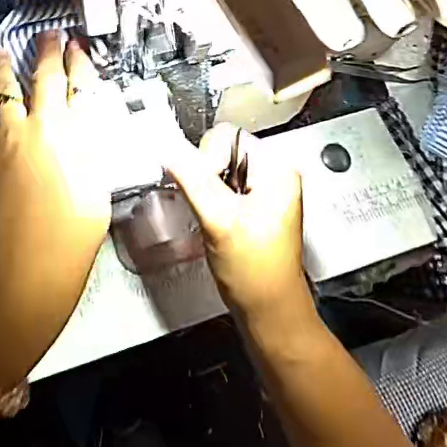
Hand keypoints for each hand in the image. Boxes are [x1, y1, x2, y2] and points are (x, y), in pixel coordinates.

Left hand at [0, 32, 110, 385]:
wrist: (10, 280)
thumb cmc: (67, 247)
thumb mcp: (97, 198)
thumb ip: (92, 157)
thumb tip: (87, 132)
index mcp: (76, 138)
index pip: (81, 88)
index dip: (80, 64)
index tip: (78, 47)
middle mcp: (38, 129)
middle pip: (44, 79)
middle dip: (48, 53)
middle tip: (50, 34)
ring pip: (1, 92)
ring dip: (3, 70)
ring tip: (1, 53)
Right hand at [164, 121, 311, 328]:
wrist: (269, 311)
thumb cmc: (258, 274)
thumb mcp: (220, 221)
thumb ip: (193, 180)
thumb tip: (170, 150)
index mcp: (277, 167)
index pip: (228, 136)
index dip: (207, 158)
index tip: (205, 189)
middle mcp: (274, 172)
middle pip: (221, 149)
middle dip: (206, 176)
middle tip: (212, 209)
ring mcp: (263, 189)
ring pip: (217, 169)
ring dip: (207, 190)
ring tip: (218, 220)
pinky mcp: (252, 204)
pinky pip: (220, 186)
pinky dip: (211, 201)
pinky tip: (218, 224)